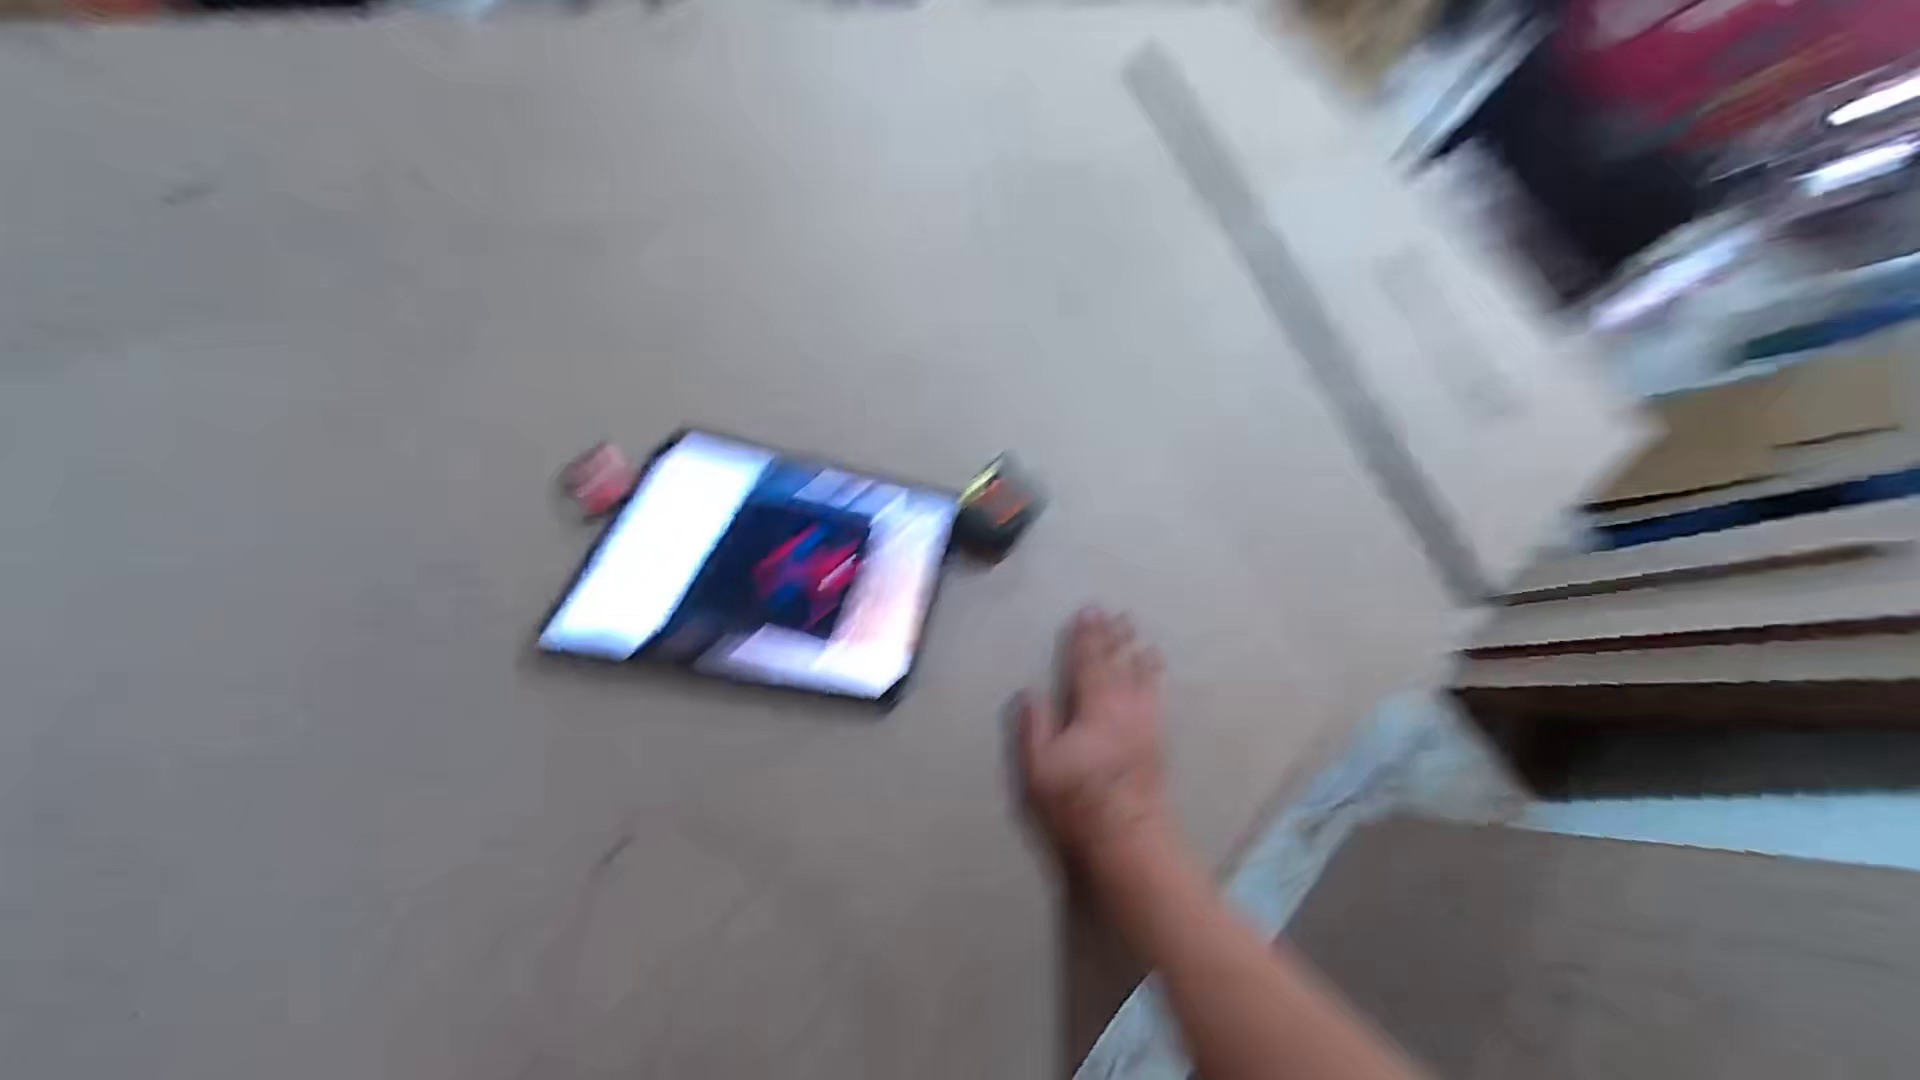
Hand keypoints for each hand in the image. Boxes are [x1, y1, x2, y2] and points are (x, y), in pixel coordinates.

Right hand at [1018, 608, 1169, 863]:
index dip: (1086, 637)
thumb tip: (1031, 692)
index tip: (1088, 612)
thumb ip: (1035, 727)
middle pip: (1118, 664)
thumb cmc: (1076, 802)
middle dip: (1114, 636)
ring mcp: (1143, 723)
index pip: (1087, 664)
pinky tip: (1155, 669)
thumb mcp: (1038, 769)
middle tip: (1116, 612)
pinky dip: (1154, 676)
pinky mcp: (1156, 739)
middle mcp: (1122, 709)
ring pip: (1141, 677)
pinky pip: (1156, 696)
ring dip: (1137, 651)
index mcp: (1092, 710)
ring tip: (1137, 632)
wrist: (1127, 835)